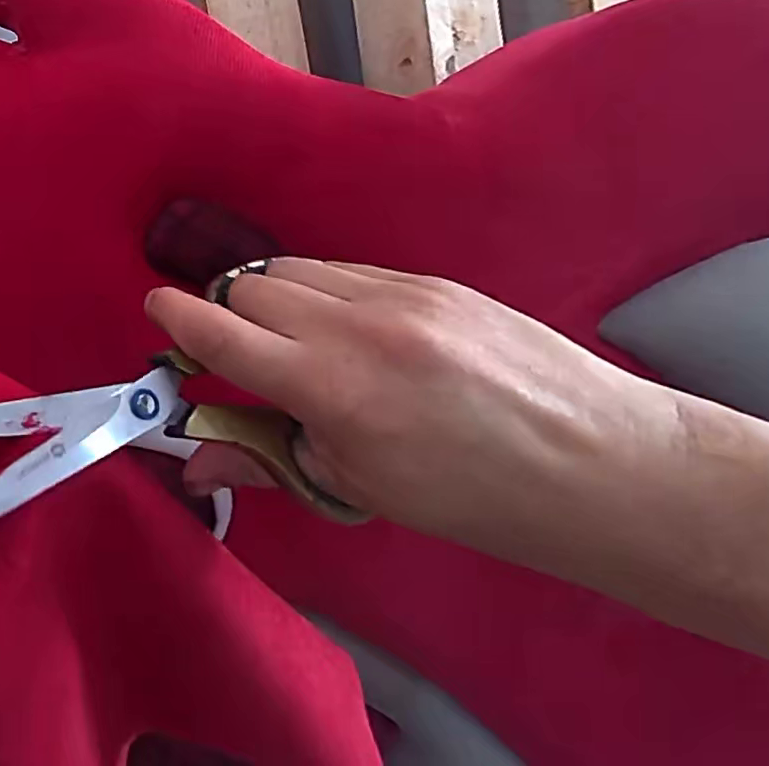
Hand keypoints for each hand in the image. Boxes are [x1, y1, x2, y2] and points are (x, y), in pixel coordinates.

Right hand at [145, 258, 685, 552]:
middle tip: (235, 346)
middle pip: (245, 287)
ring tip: (288, 334)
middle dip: (224, 311)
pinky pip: (339, 269)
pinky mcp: (427, 279)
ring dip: (266, 296)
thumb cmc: (473, 498)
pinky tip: (342, 326)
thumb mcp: (356, 487)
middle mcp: (353, 327)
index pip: (220, 333)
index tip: (154, 308)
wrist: (614, 468)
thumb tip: (193, 466)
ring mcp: (394, 293)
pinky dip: (315, 290)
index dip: (174, 317)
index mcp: (329, 389)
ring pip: (287, 269)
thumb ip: (261, 459)